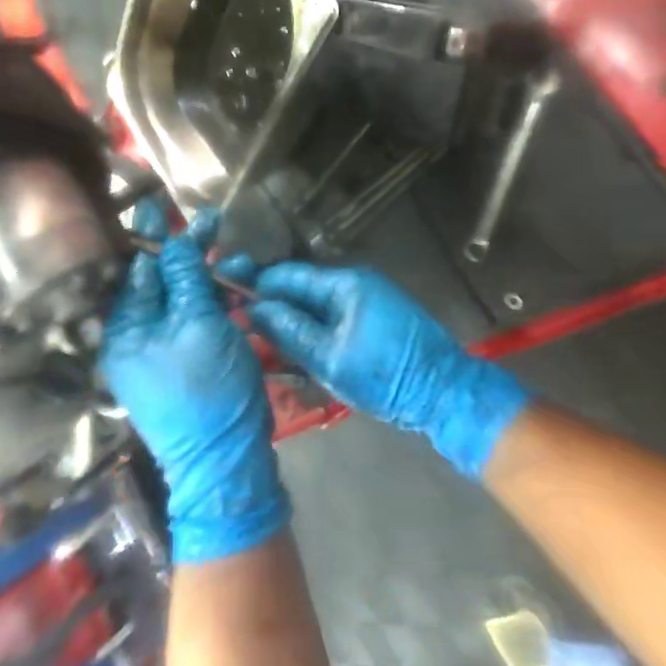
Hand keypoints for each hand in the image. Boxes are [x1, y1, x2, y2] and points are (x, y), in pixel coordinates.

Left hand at [101, 202, 287, 564]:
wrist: (226, 456)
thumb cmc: (208, 388)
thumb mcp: (200, 325)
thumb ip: (186, 280)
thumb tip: (174, 242)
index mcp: (125, 331)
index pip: (139, 271)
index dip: (156, 238)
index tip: (165, 205)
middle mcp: (137, 340)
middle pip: (162, 284)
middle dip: (191, 254)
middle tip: (216, 223)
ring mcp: (164, 354)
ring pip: (186, 302)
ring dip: (212, 279)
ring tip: (243, 263)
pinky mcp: (190, 364)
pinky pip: (200, 323)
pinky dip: (219, 305)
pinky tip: (241, 293)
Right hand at [244, 263, 529, 480]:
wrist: (441, 390)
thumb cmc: (384, 375)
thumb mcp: (329, 358)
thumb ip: (289, 331)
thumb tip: (253, 307)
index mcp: (346, 284)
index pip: (289, 275)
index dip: (256, 286)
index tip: (224, 301)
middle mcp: (356, 283)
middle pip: (302, 290)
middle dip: (272, 309)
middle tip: (236, 331)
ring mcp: (368, 300)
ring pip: (316, 307)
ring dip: (292, 325)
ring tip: (258, 346)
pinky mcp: (375, 319)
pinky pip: (334, 319)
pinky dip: (314, 333)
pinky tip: (293, 354)